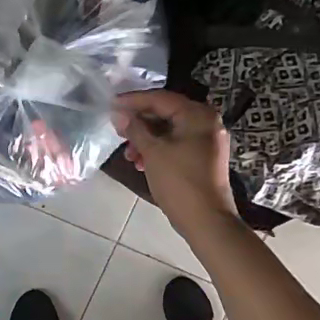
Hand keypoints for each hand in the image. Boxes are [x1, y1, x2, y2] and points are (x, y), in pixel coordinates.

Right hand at [113, 90, 236, 232]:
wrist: (207, 221)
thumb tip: (118, 113)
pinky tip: (142, 163)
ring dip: (147, 140)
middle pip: (166, 113)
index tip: (111, 105)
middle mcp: (207, 122)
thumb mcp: (153, 153)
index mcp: (198, 114)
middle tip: (117, 131)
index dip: (133, 101)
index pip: (160, 98)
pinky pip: (178, 144)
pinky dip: (159, 150)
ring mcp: (208, 140)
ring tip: (129, 155)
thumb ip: (135, 129)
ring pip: (170, 131)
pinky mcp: (205, 158)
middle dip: (139, 123)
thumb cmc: (179, 182)